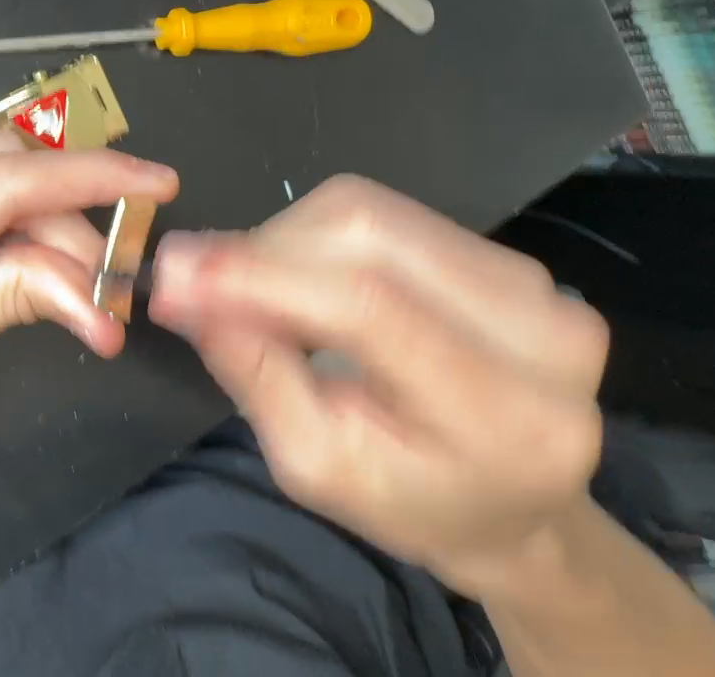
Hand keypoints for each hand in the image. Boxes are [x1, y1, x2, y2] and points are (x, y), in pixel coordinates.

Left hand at [0, 130, 178, 450]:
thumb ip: (9, 299)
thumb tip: (93, 291)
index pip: (5, 184)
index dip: (91, 178)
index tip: (158, 183)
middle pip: (2, 161)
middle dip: (70, 207)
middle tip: (104, 278)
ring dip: (41, 202)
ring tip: (66, 269)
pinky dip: (5, 197)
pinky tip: (20, 242)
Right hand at [148, 175, 608, 599]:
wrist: (508, 505)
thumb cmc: (404, 501)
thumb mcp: (312, 463)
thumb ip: (253, 369)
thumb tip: (178, 285)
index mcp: (504, 415)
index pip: (369, 308)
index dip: (261, 274)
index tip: (172, 268)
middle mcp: (542, 332)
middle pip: (368, 235)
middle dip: (263, 248)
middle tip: (199, 281)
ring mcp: (537, 285)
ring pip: (370, 210)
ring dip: (285, 238)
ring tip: (256, 288)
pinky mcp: (509, 259)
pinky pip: (385, 212)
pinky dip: (316, 235)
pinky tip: (303, 277)